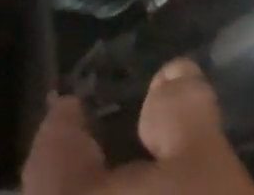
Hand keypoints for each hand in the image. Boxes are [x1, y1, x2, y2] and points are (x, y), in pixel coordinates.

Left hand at [23, 60, 253, 194]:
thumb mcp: (202, 158)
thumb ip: (182, 110)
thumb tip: (171, 70)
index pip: (50, 152)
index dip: (64, 120)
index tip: (75, 96)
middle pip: (57, 185)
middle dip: (79, 154)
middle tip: (104, 122)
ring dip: (99, 181)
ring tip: (127, 158)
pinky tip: (144, 190)